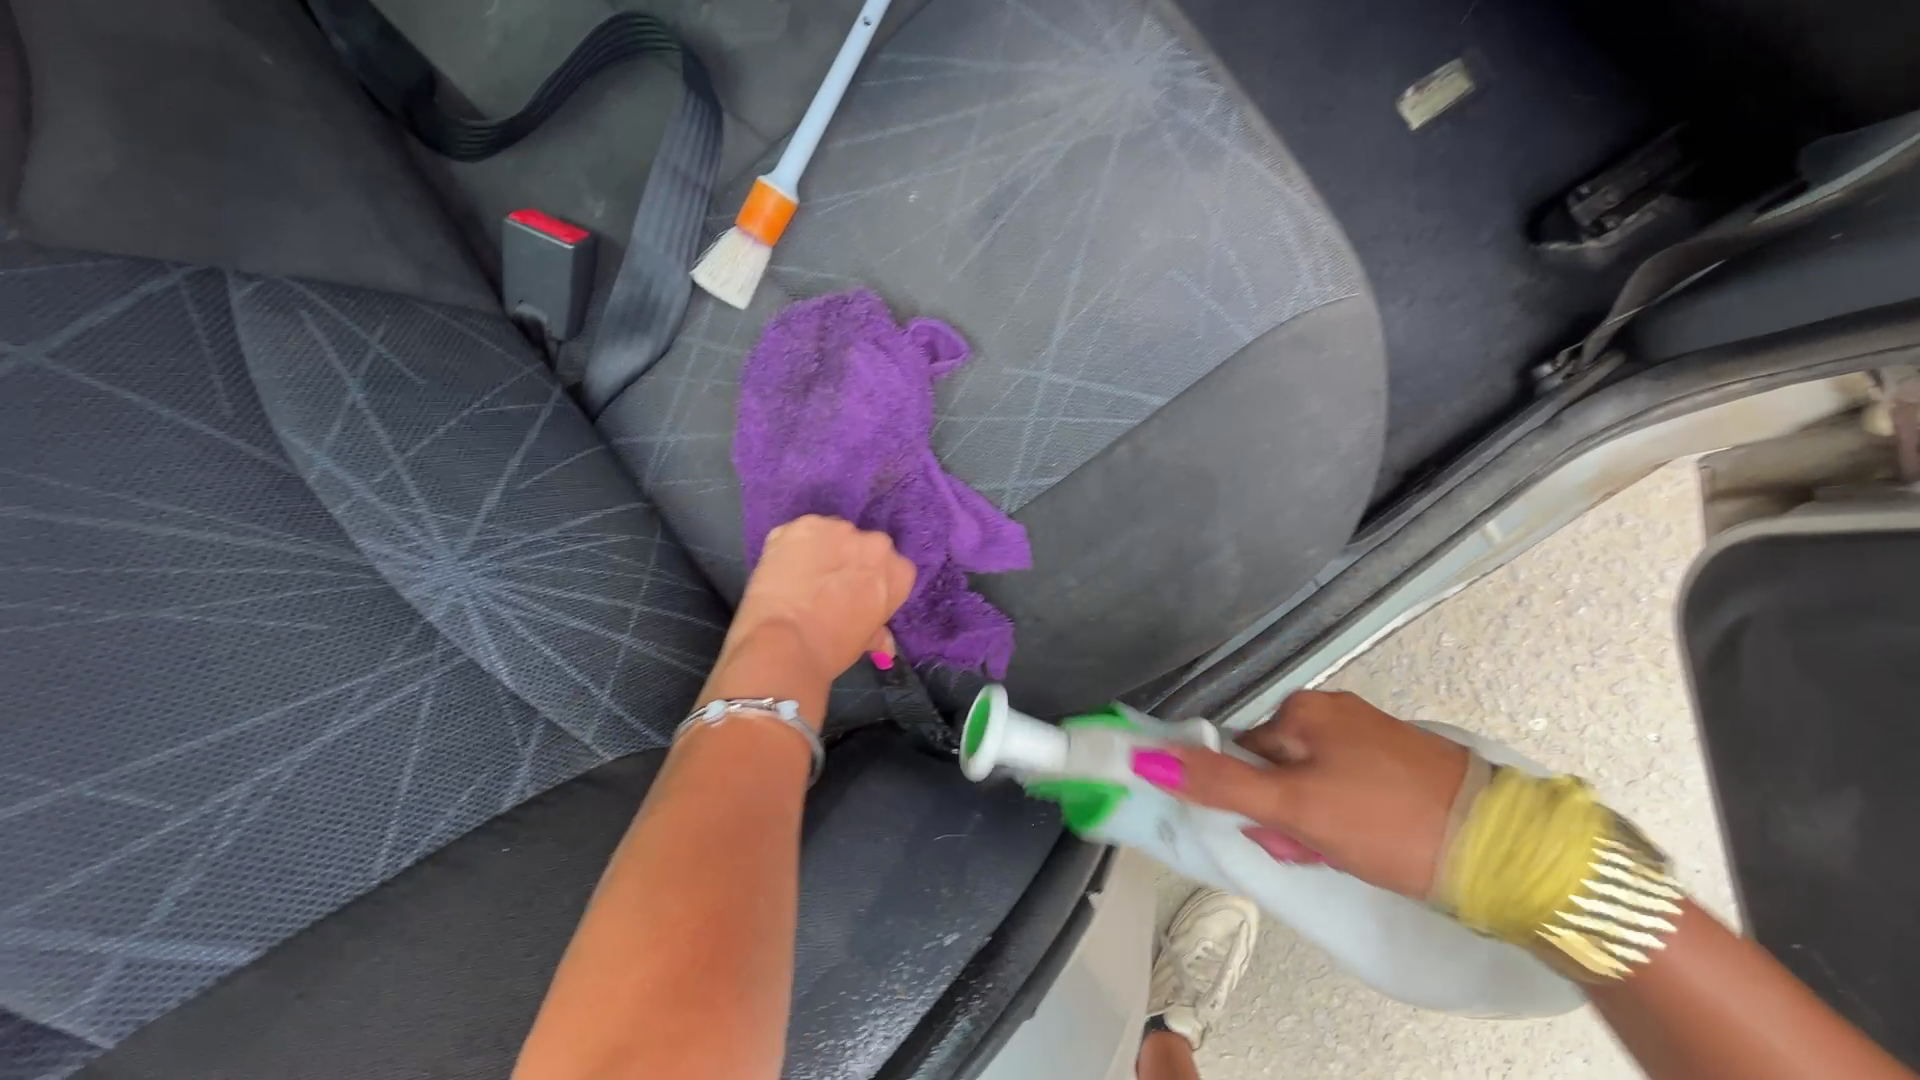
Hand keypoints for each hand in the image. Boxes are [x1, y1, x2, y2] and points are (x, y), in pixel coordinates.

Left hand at [729, 515, 915, 681]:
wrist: (784, 642)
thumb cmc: (832, 649)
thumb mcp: (863, 643)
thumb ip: (878, 633)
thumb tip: (884, 644)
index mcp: (899, 572)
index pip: (892, 570)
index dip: (871, 583)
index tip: (857, 597)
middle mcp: (876, 543)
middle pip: (864, 547)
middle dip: (850, 561)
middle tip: (829, 587)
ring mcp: (839, 529)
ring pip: (832, 535)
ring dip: (822, 551)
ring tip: (802, 578)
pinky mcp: (803, 524)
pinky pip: (800, 533)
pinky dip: (792, 547)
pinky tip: (782, 569)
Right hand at [1136, 690, 1467, 898]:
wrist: (1506, 850)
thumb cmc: (1388, 822)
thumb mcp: (1294, 807)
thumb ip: (1218, 783)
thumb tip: (1144, 756)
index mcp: (1303, 709)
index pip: (1241, 754)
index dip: (1250, 801)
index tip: (1280, 833)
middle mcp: (1334, 712)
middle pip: (1275, 771)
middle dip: (1286, 817)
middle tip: (1317, 848)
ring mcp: (1371, 738)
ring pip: (1311, 788)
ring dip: (1314, 826)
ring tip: (1349, 853)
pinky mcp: (1400, 766)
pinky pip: (1347, 793)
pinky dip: (1346, 823)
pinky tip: (1370, 847)